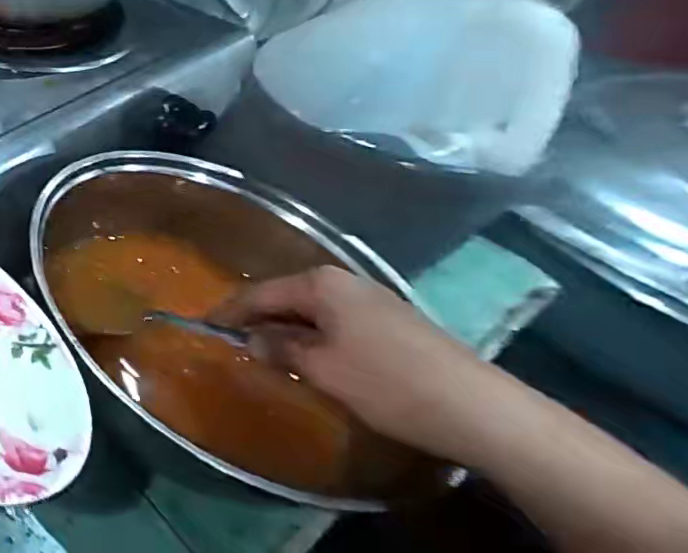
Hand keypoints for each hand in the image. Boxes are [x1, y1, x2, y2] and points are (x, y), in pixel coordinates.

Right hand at [233, 266, 530, 463]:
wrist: (482, 408)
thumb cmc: (389, 383)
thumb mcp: (325, 370)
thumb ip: (281, 350)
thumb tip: (251, 341)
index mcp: (320, 283)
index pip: (260, 292)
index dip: (231, 311)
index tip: (205, 324)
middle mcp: (343, 279)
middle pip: (287, 296)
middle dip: (260, 317)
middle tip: (234, 339)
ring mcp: (371, 297)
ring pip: (314, 309)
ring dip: (289, 327)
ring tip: (268, 349)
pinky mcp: (393, 320)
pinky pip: (337, 319)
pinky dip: (317, 333)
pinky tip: (315, 355)